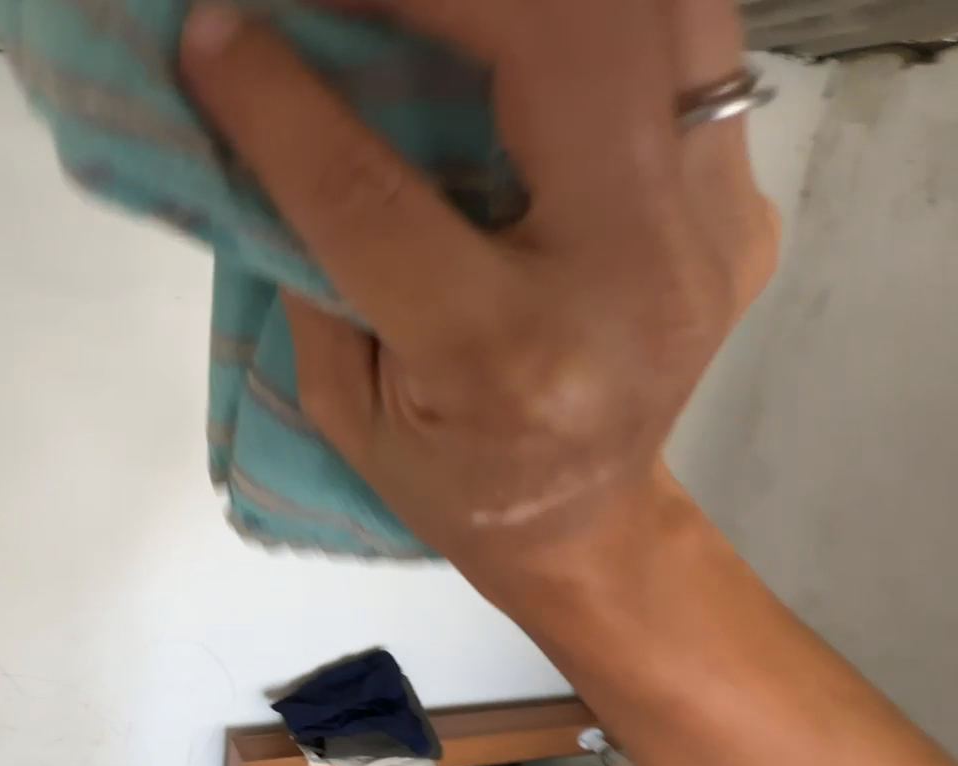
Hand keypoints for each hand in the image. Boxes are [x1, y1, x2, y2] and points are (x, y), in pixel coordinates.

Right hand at [179, 0, 778, 586]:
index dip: (283, 106)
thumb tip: (279, 131)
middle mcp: (631, 274)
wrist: (586, 521)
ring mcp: (713, 224)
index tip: (215, 38)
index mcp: (502, 356)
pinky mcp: (742, 197)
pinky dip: (577, 16)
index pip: (374, 198)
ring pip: (652, 6)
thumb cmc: (448, 483)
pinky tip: (502, 33)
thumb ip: (314, 271)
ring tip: (410, 1)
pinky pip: (676, 42)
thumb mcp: (343, 407)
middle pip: (561, 41)